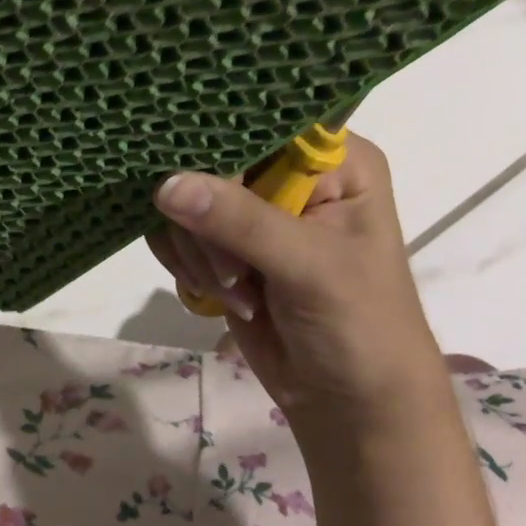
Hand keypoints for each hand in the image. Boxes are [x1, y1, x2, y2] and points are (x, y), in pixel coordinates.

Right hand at [146, 133, 450, 428]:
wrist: (349, 405)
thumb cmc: (362, 330)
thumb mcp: (312, 271)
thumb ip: (241, 222)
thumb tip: (164, 184)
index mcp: (332, 162)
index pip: (258, 120)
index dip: (217, 136)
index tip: (187, 164)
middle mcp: (285, 174)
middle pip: (204, 158)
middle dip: (203, 215)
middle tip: (229, 264)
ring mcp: (245, 206)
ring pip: (176, 195)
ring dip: (194, 247)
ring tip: (235, 289)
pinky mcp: (214, 236)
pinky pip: (166, 226)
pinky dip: (181, 259)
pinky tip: (217, 292)